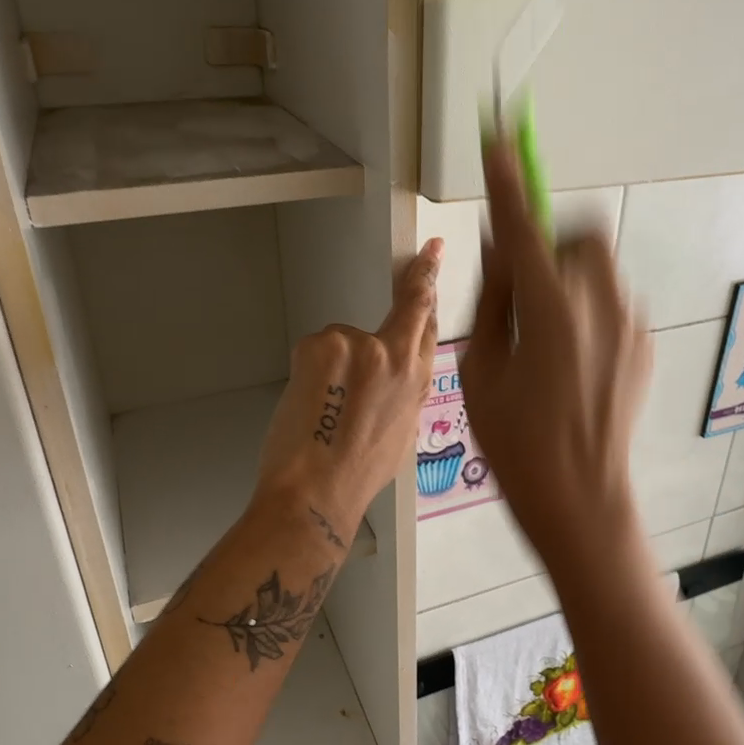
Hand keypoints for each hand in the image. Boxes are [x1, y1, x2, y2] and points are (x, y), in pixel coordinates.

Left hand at [253, 238, 443, 541]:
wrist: (316, 490)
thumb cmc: (357, 474)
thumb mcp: (402, 432)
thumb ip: (405, 391)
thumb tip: (396, 377)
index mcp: (417, 379)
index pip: (427, 321)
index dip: (430, 285)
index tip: (431, 255)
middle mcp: (395, 355)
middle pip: (402, 308)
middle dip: (415, 279)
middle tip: (425, 254)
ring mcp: (358, 345)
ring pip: (344, 341)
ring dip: (335, 364)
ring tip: (328, 408)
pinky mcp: (322, 344)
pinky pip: (318, 349)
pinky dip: (311, 370)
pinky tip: (311, 403)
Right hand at [462, 144, 650, 562]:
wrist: (582, 501)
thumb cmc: (516, 445)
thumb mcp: (479, 369)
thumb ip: (493, 300)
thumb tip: (501, 250)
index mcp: (551, 310)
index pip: (523, 226)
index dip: (508, 180)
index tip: (499, 138)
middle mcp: (600, 305)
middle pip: (577, 236)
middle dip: (548, 244)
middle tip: (520, 289)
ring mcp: (630, 324)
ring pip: (598, 267)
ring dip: (569, 276)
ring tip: (545, 333)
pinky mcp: (644, 344)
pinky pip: (612, 302)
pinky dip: (588, 309)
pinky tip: (571, 362)